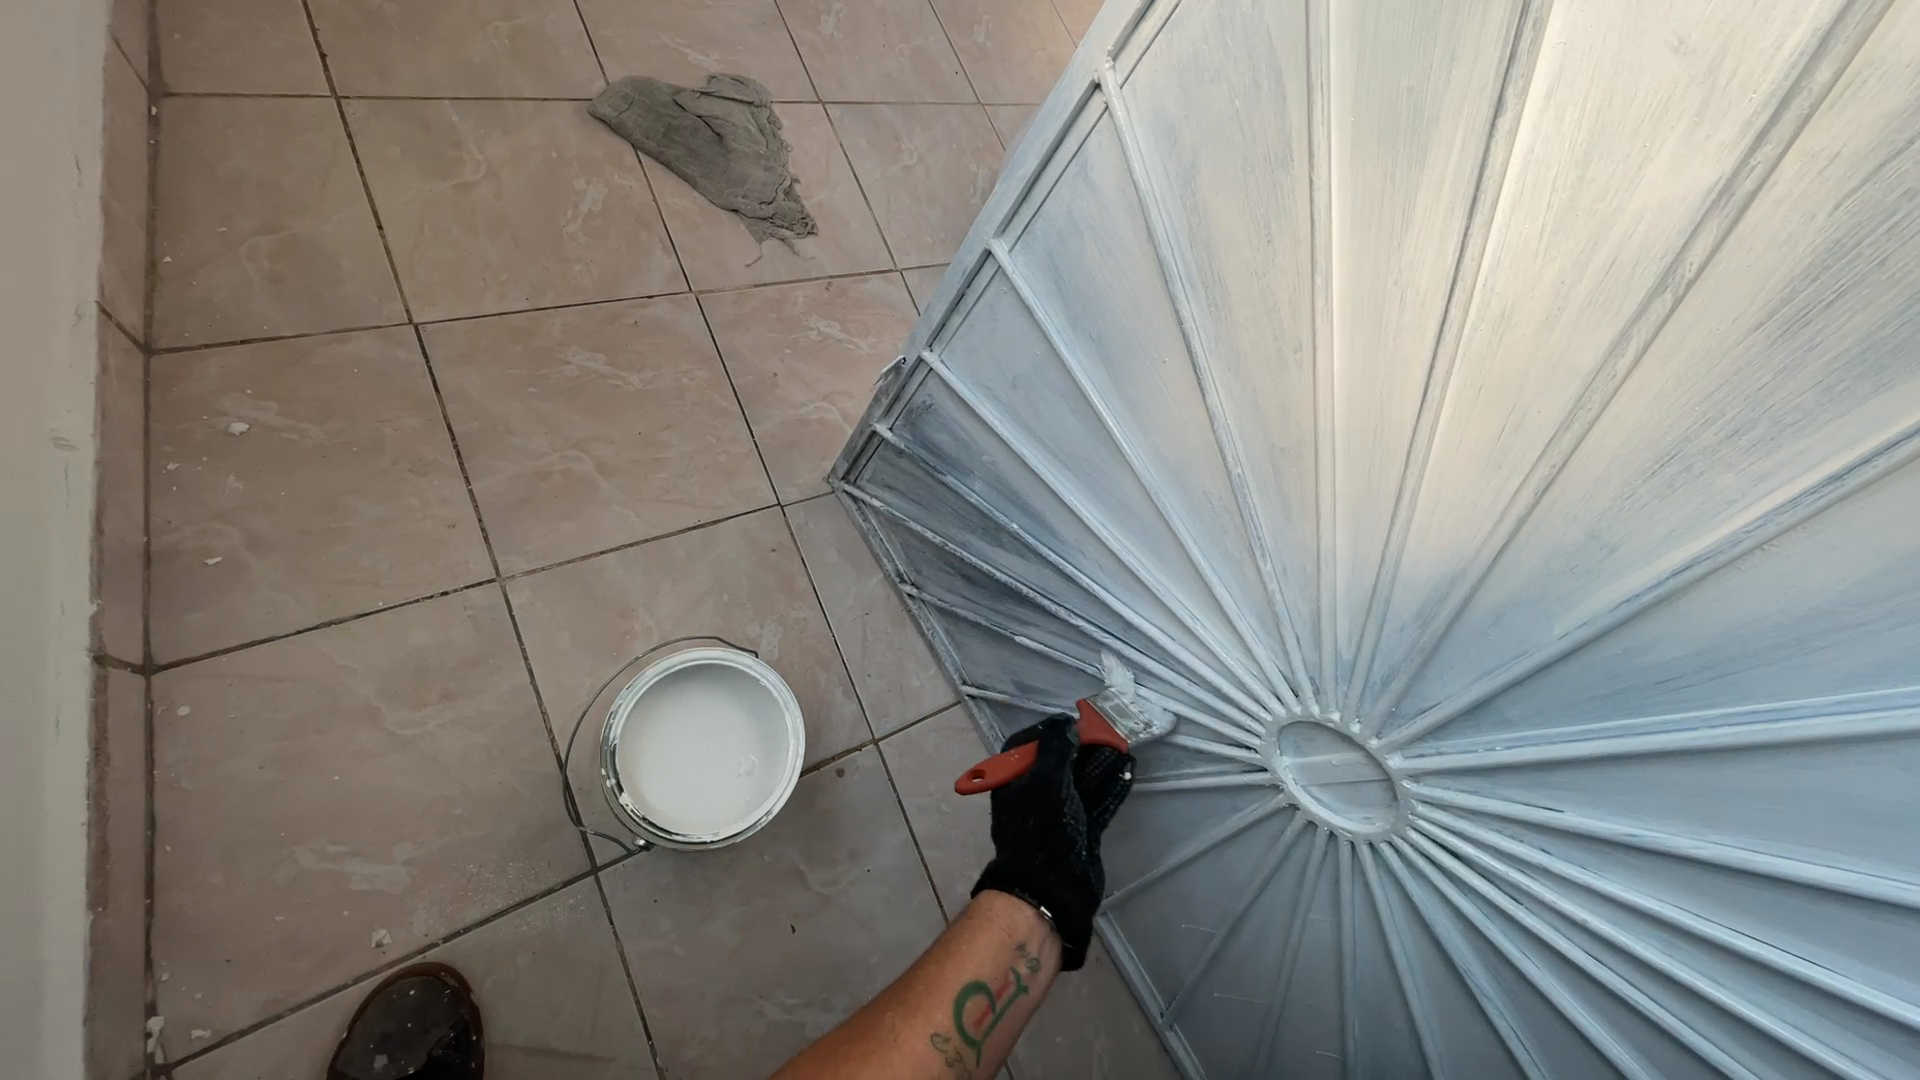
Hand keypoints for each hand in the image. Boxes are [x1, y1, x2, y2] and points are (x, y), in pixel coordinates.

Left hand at [971, 713, 1135, 970]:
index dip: (1052, 730)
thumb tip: (1065, 724)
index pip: (1029, 743)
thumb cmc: (1042, 828)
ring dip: (1102, 763)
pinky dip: (1111, 786)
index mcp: (1014, 778)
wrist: (1050, 889)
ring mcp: (1059, 812)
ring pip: (1082, 780)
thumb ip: (1056, 749)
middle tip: (1109, 731)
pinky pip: (1097, 801)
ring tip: (1123, 745)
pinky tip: (1127, 772)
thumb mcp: (1045, 781)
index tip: (1076, 721)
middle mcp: (1034, 792)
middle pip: (1060, 760)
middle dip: (1084, 745)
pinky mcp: (1081, 830)